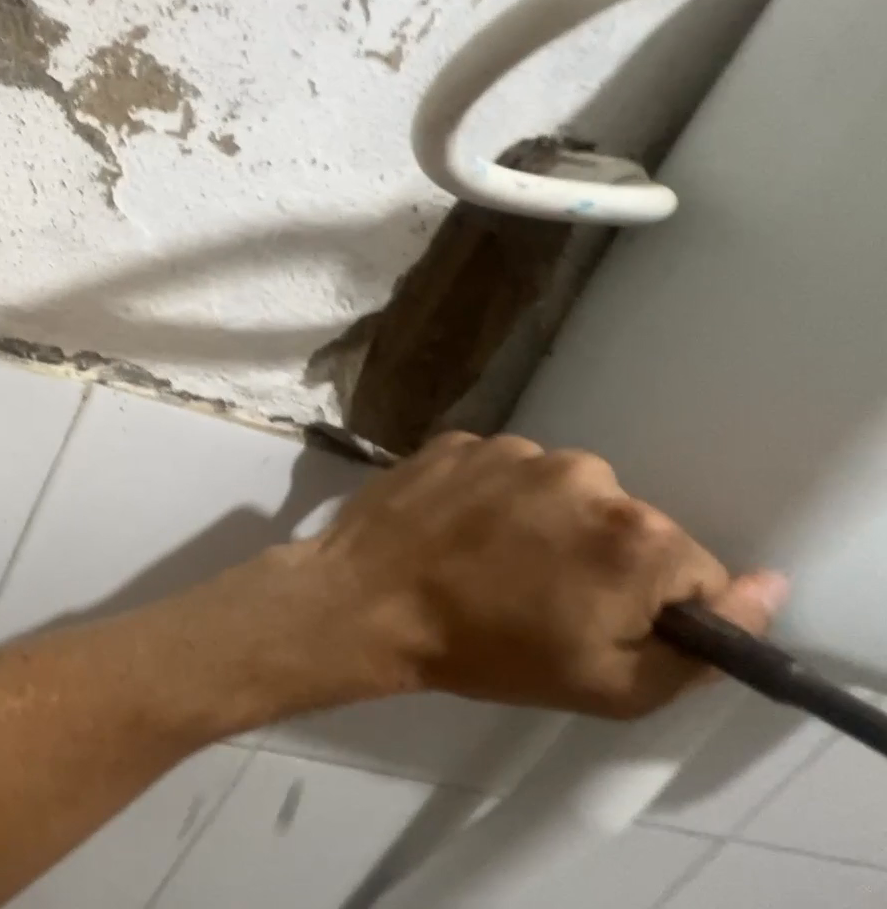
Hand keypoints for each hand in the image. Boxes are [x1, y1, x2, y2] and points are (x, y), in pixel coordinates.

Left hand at [299, 432, 787, 717]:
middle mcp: (583, 474)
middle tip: (528, 595)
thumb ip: (705, 646)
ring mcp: (509, 450)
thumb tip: (765, 588)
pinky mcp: (454, 441)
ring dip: (537, 522)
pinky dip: (486, 497)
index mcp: (636, 532)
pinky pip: (496, 472)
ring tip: (483, 561)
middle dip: (592, 558)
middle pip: (620, 523)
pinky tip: (452, 530)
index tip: (588, 621)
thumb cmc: (483, 651)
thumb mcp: (612, 684)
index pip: (687, 571)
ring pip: (557, 493)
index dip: (646, 606)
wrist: (361, 603)